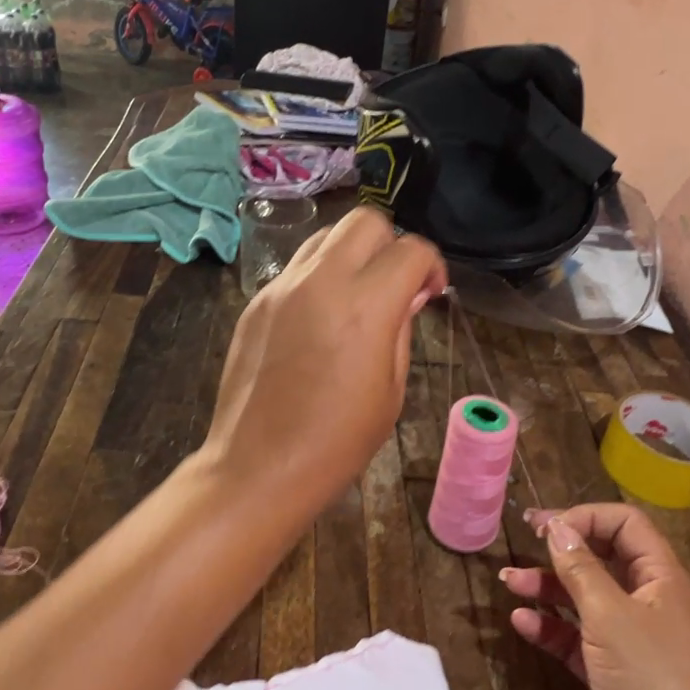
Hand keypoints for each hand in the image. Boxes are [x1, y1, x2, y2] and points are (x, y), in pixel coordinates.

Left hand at [204, 208, 445, 501]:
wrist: (257, 468)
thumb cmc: (336, 443)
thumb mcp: (390, 392)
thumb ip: (401, 329)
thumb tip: (408, 295)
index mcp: (364, 307)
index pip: (410, 249)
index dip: (432, 266)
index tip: (430, 293)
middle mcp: (320, 282)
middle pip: (365, 221)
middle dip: (390, 244)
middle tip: (394, 286)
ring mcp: (281, 288)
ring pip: (325, 236)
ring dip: (351, 254)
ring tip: (356, 297)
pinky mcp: (256, 302)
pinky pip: (296, 268)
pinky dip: (319, 278)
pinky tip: (320, 322)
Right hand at [502, 505, 689, 689]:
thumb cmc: (649, 680)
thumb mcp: (610, 615)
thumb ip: (581, 568)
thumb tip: (558, 527)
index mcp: (663, 580)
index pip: (627, 525)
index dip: (587, 517)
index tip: (546, 526)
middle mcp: (649, 604)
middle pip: (604, 559)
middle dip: (564, 549)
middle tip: (522, 538)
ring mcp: (630, 642)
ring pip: (585, 600)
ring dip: (548, 588)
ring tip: (508, 583)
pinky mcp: (611, 677)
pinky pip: (577, 640)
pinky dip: (550, 629)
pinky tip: (522, 624)